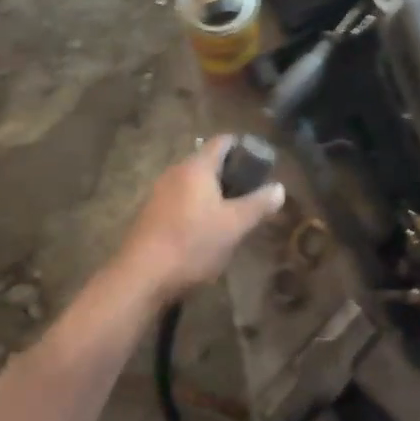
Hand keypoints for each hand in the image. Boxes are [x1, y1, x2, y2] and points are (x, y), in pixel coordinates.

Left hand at [115, 136, 285, 304]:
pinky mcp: (149, 216)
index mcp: (196, 167)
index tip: (261, 164)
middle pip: (207, 163)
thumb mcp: (234, 226)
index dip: (243, 147)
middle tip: (250, 194)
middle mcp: (175, 173)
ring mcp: (158, 194)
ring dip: (212, 194)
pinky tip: (203, 233)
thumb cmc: (192, 244)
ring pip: (192, 184)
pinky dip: (195, 209)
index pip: (223, 142)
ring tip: (230, 216)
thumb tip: (279, 188)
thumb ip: (258, 204)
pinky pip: (179, 202)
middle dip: (230, 175)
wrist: (140, 279)